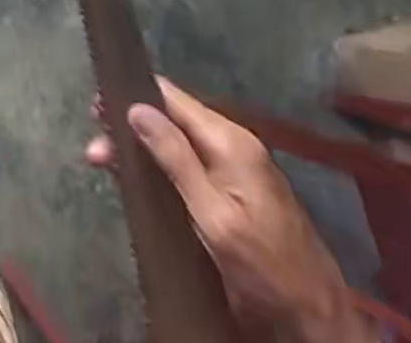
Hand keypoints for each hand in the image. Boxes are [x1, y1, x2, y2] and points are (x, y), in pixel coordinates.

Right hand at [86, 80, 372, 342]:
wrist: (315, 316)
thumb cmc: (263, 265)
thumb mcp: (213, 215)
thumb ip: (175, 158)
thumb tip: (136, 108)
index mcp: (229, 141)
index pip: (170, 96)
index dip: (131, 94)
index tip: (95, 105)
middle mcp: (232, 142)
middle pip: (168, 117)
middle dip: (128, 126)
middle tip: (94, 147)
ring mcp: (234, 164)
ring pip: (173, 138)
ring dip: (137, 147)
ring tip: (100, 161)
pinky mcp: (232, 184)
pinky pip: (185, 159)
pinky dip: (155, 163)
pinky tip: (132, 174)